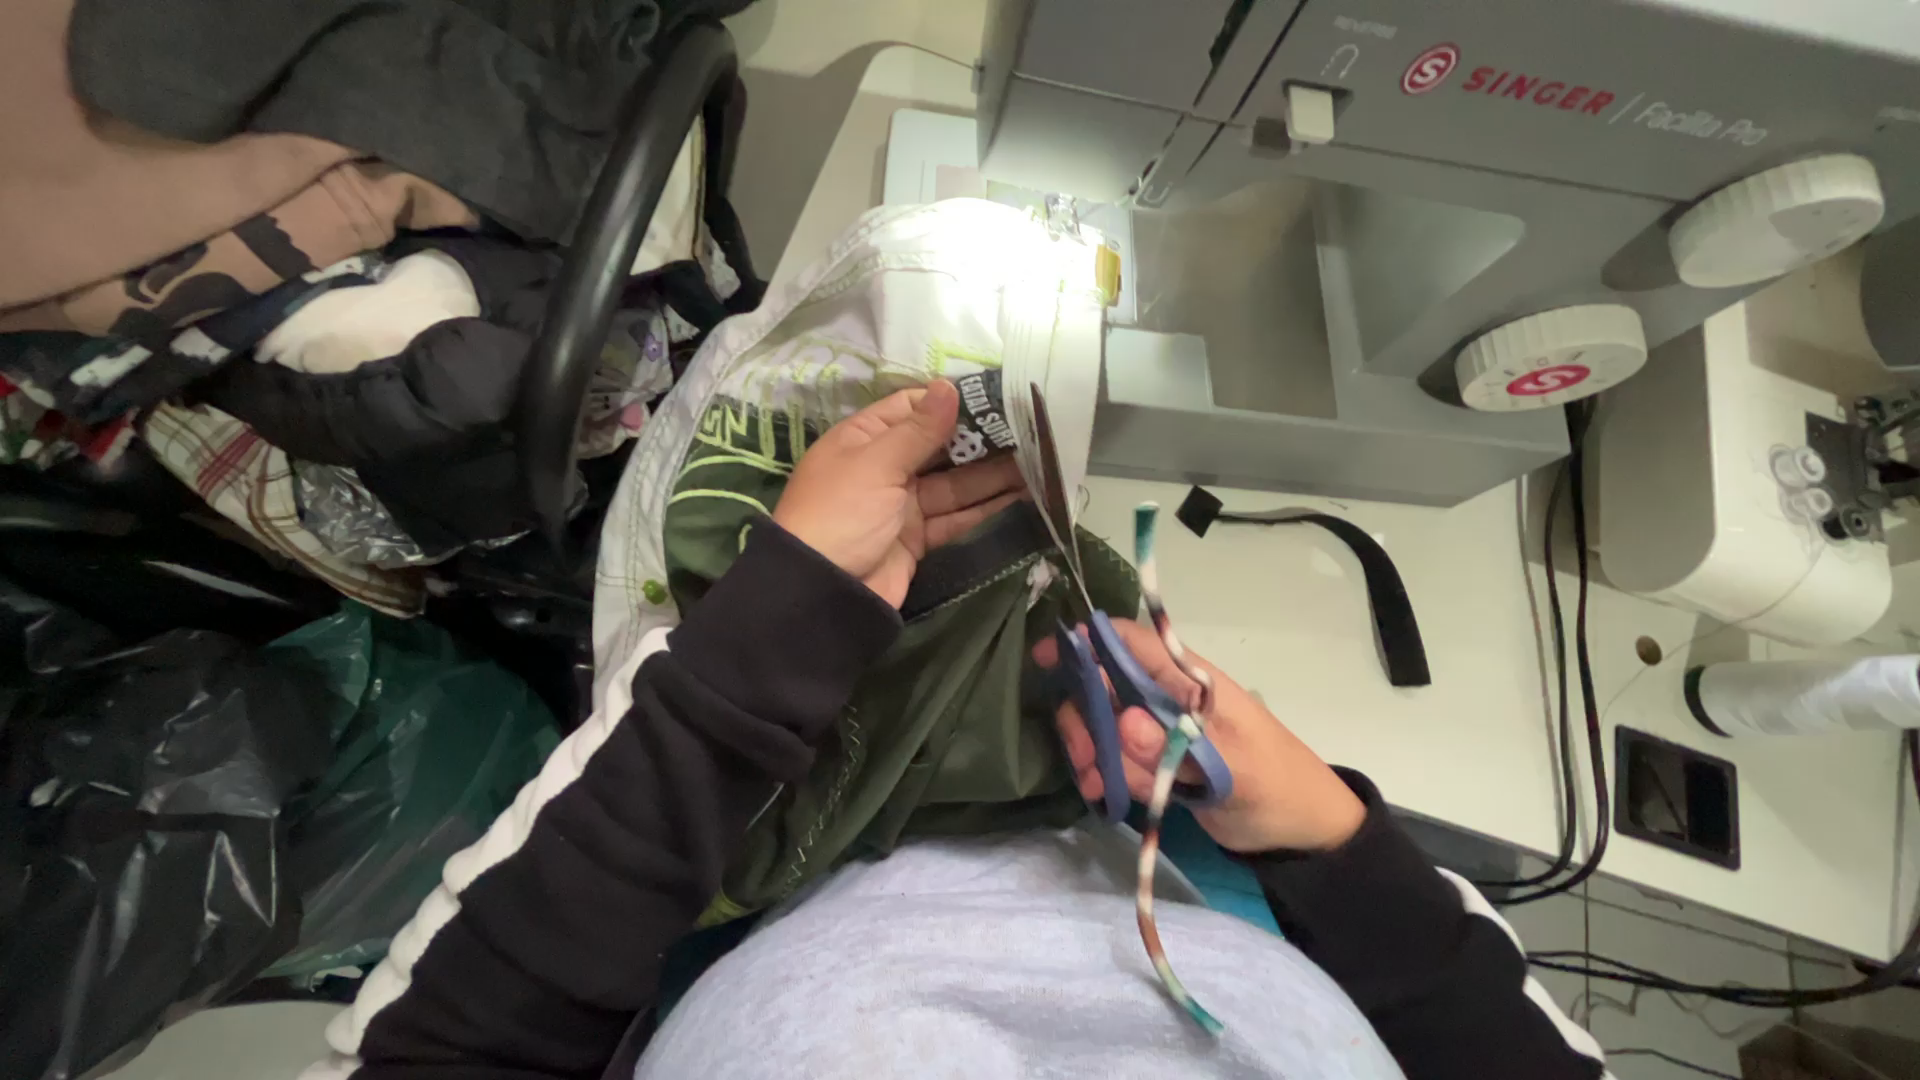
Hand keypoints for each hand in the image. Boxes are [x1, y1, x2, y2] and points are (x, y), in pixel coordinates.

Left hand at [774, 379, 1026, 607]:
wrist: (821, 593)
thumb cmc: (842, 514)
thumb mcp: (876, 463)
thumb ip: (918, 430)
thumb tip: (948, 385)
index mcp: (865, 440)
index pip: (912, 409)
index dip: (951, 403)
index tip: (995, 398)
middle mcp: (885, 468)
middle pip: (939, 449)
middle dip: (981, 443)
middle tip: (1029, 432)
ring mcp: (902, 507)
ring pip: (954, 486)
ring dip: (992, 478)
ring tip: (1037, 464)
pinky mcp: (917, 541)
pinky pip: (955, 520)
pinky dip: (985, 512)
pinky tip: (1020, 501)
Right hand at [1033, 619, 1365, 852]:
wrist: (1301, 831)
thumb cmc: (1276, 787)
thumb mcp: (1234, 770)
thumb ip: (1177, 747)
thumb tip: (1124, 722)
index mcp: (1189, 680)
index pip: (1131, 641)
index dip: (1087, 641)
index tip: (1048, 659)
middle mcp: (1166, 694)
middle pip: (1104, 682)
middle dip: (1083, 715)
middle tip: (1083, 755)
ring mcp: (1158, 726)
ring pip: (1103, 721)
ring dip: (1091, 749)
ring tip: (1095, 782)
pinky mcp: (1154, 756)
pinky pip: (1115, 754)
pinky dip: (1103, 770)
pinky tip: (1102, 791)